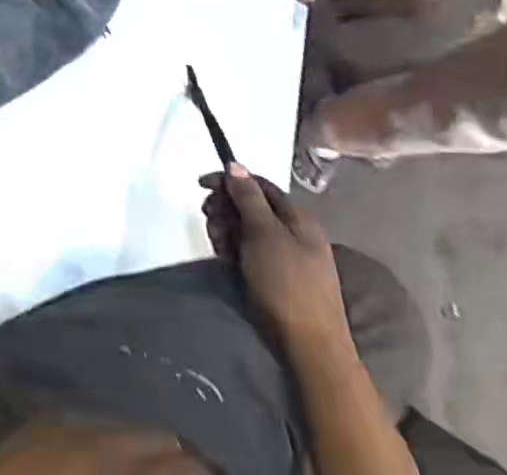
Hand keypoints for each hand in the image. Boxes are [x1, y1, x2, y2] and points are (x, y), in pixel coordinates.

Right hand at [199, 164, 347, 350]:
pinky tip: (226, 260)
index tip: (201, 186)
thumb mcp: (264, 234)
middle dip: (224, 209)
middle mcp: (291, 232)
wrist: (306, 342)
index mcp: (297, 219)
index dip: (230, 181)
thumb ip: (248, 198)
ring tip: (221, 247)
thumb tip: (234, 165)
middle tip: (211, 221)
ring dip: (224, 230)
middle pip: (247, 205)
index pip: (259, 185)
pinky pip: (243, 249)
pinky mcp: (270, 272)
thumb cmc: (287, 282)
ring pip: (241, 227)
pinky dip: (230, 249)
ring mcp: (281, 253)